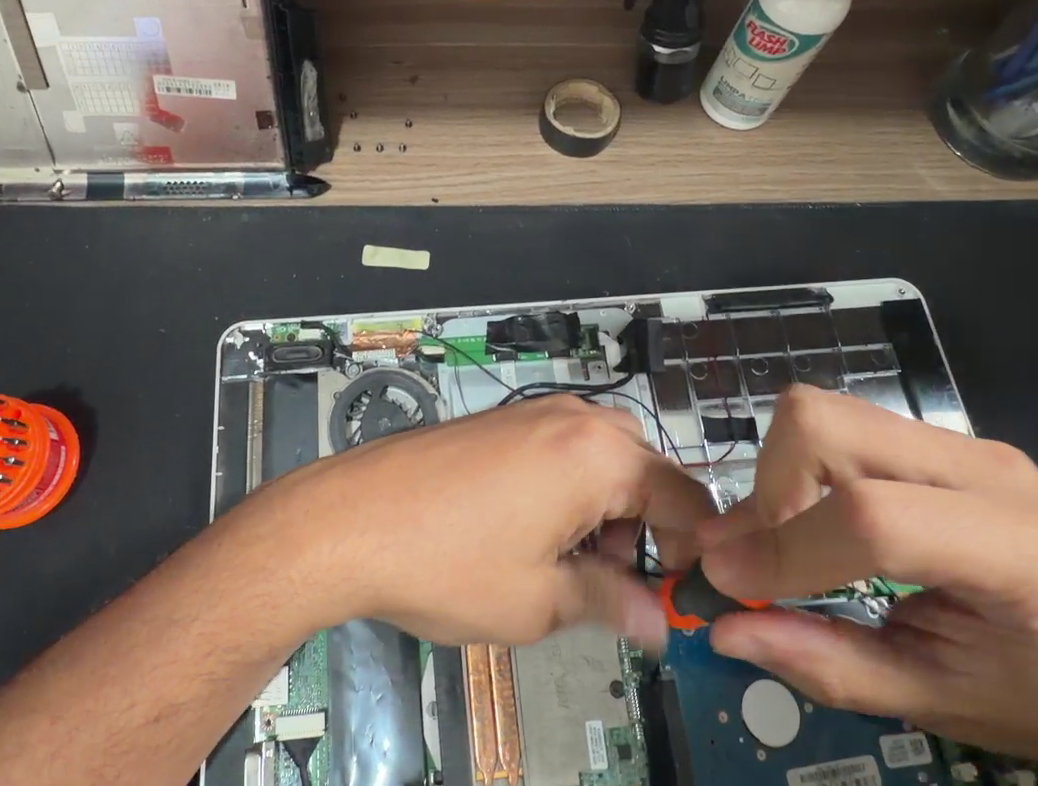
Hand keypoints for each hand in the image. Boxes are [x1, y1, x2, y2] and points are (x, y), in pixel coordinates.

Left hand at [242, 394, 714, 648]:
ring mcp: (530, 413)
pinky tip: (526, 529)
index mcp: (598, 456)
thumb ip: (611, 604)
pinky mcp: (496, 422)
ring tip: (563, 561)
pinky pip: (559, 449)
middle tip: (610, 579)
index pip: (686, 498)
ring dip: (605, 508)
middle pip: (645, 471)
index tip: (675, 596)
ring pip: (601, 458)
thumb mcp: (539, 601)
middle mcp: (572, 420)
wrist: (345, 523)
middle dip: (644, 527)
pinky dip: (566, 487)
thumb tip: (657, 623)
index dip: (692, 553)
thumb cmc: (445, 564)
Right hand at [698, 386, 1037, 785]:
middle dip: (767, 488)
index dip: (785, 550)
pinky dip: (802, 471)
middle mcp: (987, 469)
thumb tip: (725, 630)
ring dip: (778, 476)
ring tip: (785, 546)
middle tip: (762, 559)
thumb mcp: (945, 705)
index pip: (871, 518)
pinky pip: (844, 427)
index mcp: (1020, 552)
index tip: (726, 588)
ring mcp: (966, 443)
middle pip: (825, 423)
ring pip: (824, 412)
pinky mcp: (945, 440)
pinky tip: (818, 527)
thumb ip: (830, 666)